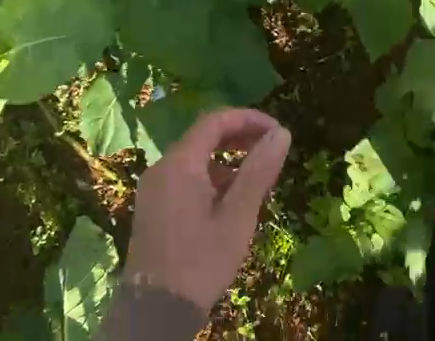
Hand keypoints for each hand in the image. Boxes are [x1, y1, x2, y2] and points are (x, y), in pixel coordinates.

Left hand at [122, 108, 292, 310]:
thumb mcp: (238, 216)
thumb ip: (259, 171)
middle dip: (239, 138)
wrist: (154, 314)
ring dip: (227, 160)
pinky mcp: (153, 208)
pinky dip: (211, 178)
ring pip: (195, 159)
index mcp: (180, 164)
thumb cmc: (201, 261)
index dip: (249, 119)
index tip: (276, 131)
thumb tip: (281, 133)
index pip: (215, 120)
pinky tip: (230, 203)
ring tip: (256, 181)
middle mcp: (162, 168)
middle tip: (270, 150)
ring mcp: (154, 189)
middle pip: (204, 136)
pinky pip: (185, 178)